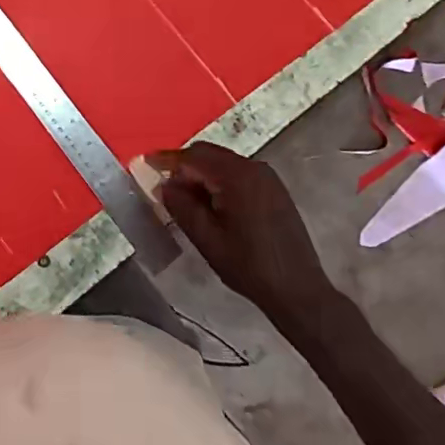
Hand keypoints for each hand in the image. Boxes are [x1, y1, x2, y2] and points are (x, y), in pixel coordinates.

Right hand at [150, 142, 336, 323]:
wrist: (299, 290)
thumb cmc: (249, 266)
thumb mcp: (207, 239)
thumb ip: (182, 206)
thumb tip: (166, 185)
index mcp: (237, 177)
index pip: (193, 158)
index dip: (167, 160)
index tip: (145, 162)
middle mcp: (254, 168)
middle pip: (209, 154)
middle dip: (184, 166)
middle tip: (164, 185)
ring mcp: (267, 177)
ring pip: (223, 163)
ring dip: (201, 173)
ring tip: (185, 197)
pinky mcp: (274, 189)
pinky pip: (238, 173)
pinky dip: (219, 180)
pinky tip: (211, 202)